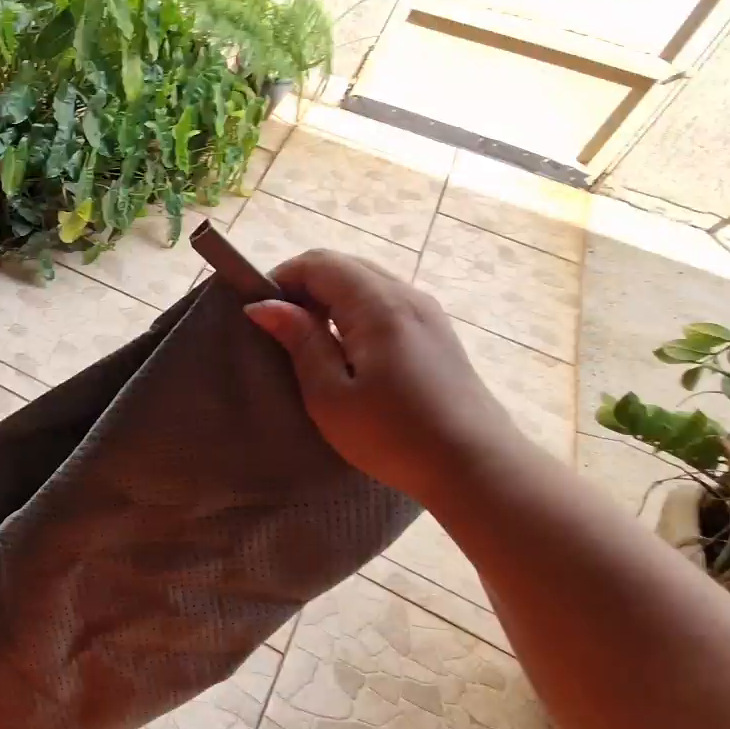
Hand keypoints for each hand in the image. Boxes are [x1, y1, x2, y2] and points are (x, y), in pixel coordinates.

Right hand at [242, 249, 527, 505]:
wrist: (472, 465)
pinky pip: (383, 301)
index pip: (319, 263)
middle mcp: (406, 295)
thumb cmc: (391, 435)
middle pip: (343, 266)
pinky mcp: (434, 332)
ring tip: (303, 341)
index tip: (256, 313)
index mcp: (378, 306)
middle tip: (275, 328)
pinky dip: (350, 310)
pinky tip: (340, 349)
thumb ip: (299, 341)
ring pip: (364, 282)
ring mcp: (426, 312)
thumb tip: (263, 305)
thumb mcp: (329, 394)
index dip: (280, 278)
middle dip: (301, 286)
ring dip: (326, 299)